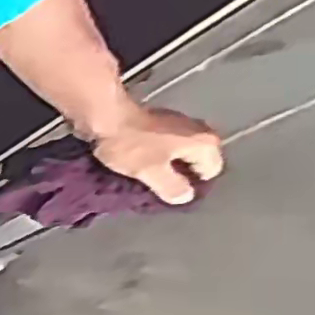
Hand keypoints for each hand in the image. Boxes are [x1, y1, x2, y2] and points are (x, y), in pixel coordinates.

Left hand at [89, 105, 223, 204]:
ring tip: (142, 176)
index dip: (190, 185)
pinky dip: (151, 154)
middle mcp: (200, 131)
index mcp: (206, 143)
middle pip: (193, 162)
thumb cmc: (131, 145)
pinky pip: (160, 145)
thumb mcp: (151, 171)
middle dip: (175, 175)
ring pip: (175, 153)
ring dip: (161, 165)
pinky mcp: (157, 123)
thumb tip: (185, 197)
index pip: (210, 172)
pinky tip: (135, 162)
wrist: (105, 117)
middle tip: (153, 186)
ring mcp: (179, 125)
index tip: (166, 192)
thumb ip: (171, 186)